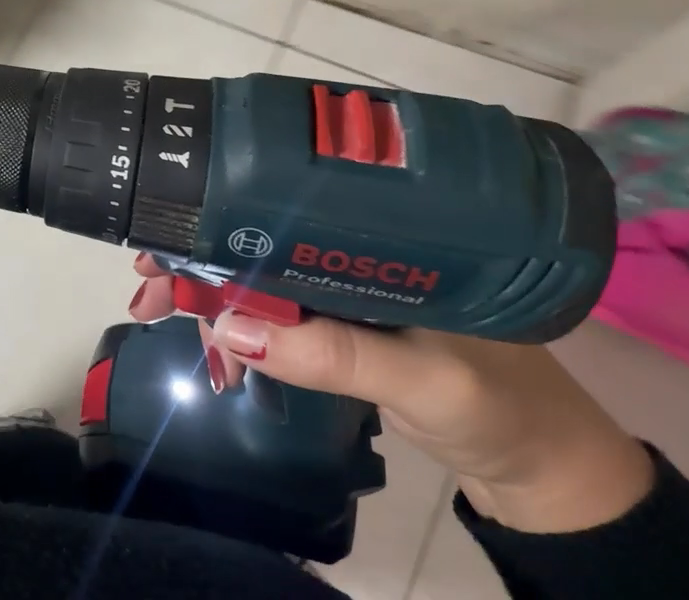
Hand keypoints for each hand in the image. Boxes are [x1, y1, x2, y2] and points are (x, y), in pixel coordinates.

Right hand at [129, 255, 655, 533]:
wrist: (545, 472)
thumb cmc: (502, 410)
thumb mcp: (423, 382)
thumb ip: (335, 355)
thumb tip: (230, 327)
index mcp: (382, 243)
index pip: (285, 216)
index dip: (217, 223)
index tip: (160, 242)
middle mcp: (358, 257)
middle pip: (259, 244)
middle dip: (195, 261)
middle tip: (143, 289)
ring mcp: (348, 296)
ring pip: (260, 282)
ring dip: (207, 297)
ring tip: (157, 314)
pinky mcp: (344, 332)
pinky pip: (275, 320)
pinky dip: (236, 329)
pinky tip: (212, 343)